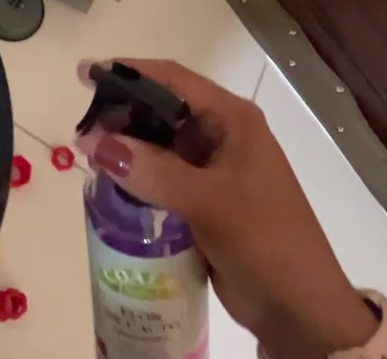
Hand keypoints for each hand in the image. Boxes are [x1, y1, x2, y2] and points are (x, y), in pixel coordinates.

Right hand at [75, 59, 379, 357]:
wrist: (304, 314)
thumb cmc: (266, 242)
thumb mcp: (209, 202)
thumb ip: (151, 170)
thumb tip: (91, 141)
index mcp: (233, 119)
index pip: (173, 79)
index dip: (128, 72)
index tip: (86, 74)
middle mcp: (224, 134)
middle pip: (163, 107)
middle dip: (123, 111)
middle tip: (82, 124)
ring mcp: (215, 167)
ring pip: (160, 142)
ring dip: (128, 144)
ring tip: (88, 152)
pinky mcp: (206, 199)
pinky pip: (163, 174)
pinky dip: (138, 173)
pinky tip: (110, 182)